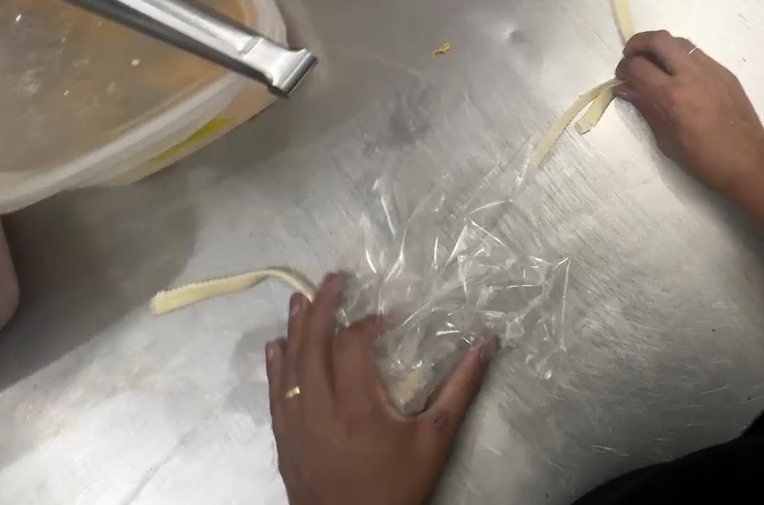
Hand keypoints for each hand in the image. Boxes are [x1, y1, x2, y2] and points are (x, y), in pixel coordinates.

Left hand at [267, 273, 495, 504]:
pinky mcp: (285, 445)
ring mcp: (296, 430)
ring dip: (294, 332)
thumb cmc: (397, 488)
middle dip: (321, 311)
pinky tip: (275, 349)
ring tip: (298, 299)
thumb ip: (462, 387)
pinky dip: (275, 369)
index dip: (365, 325)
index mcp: (357, 407)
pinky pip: (275, 398)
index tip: (385, 319)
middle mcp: (320, 413)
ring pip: (289, 371)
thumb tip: (488, 341)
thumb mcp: (436, 439)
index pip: (351, 348)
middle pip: (312, 351)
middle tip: (331, 279)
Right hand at [615, 31, 763, 194]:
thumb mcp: (666, 140)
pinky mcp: (726, 72)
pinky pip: (698, 54)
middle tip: (631, 57)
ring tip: (654, 64)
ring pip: (680, 41)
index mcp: (672, 96)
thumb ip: (645, 108)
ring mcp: (711, 70)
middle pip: (658, 39)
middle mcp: (691, 75)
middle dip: (638, 43)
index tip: (621, 78)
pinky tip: (679, 75)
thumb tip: (625, 88)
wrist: (748, 161)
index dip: (623, 69)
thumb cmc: (703, 159)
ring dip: (661, 47)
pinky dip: (682, 57)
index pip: (637, 67)